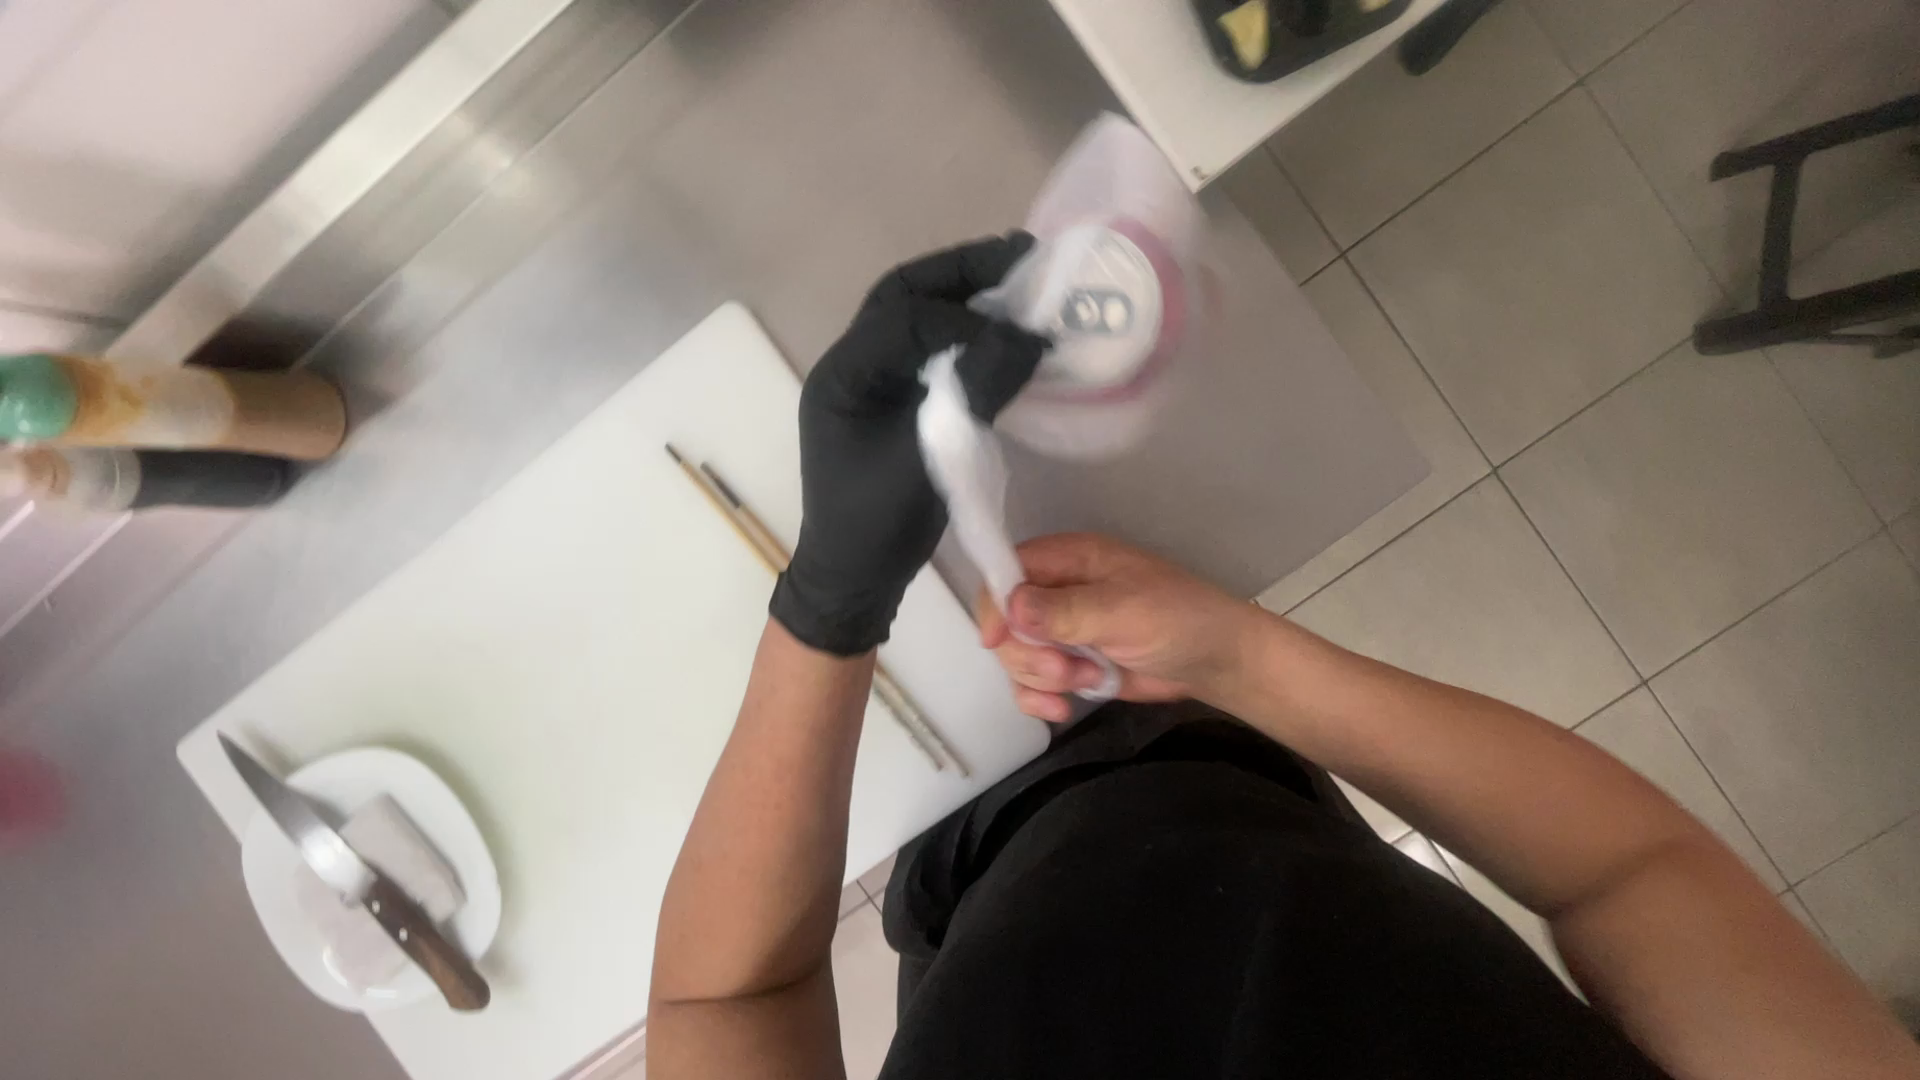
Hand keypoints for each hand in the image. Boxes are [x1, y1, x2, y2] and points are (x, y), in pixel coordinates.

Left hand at [770, 234, 1050, 655]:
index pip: (907, 319)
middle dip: (961, 274)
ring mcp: (867, 383)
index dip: (967, 319)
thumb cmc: (877, 523)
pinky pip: (924, 353)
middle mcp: (850, 365)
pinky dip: (961, 337)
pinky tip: (998, 336)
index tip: (1024, 333)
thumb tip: (1030, 335)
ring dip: (961, 298)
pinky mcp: (888, 403)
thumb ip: (973, 394)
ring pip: (913, 319)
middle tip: (1020, 256)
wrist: (853, 577)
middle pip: (903, 297)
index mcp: (844, 374)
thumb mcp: (927, 459)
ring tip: (1016, 282)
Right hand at [976, 533, 1263, 722]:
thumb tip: (1011, 609)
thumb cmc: (1179, 621)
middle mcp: (1056, 591)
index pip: (1006, 572)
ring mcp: (1060, 630)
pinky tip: (1062, 709)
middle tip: (1066, 670)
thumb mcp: (1123, 611)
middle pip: (1005, 621)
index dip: (995, 604)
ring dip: (1040, 678)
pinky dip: (1038, 698)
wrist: (1218, 663)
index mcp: (1068, 559)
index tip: (999, 640)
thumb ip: (1066, 610)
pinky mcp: (1068, 666)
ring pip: (1015, 655)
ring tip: (1086, 683)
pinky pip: (1030, 683)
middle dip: (1028, 654)